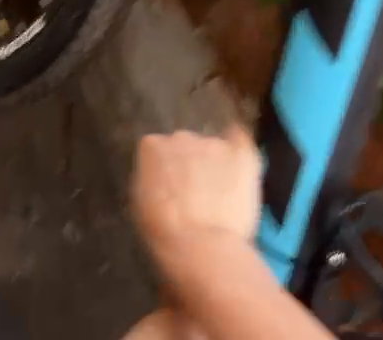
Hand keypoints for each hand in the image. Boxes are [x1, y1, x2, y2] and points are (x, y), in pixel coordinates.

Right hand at [130, 126, 261, 268]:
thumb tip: (160, 174)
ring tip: (223, 194)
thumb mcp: (140, 199)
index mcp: (151, 145)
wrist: (201, 245)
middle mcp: (180, 136)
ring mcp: (212, 143)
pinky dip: (240, 146)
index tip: (171, 188)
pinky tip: (240, 161)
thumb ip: (150, 176)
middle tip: (198, 193)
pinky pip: (241, 141)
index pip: (158, 149)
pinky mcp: (242, 155)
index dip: (166, 170)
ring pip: (214, 149)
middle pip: (186, 145)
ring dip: (216, 164)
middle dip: (191, 164)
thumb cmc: (163, 229)